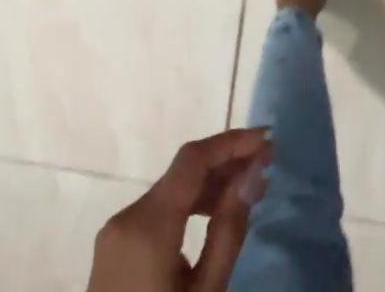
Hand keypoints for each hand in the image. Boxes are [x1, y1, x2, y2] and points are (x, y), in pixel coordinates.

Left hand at [86, 128, 272, 291]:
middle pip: (181, 172)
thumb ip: (228, 230)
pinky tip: (217, 212)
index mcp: (147, 225)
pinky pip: (157, 211)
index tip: (268, 139)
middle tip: (270, 163)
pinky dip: (189, 204)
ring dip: (210, 183)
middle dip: (226, 161)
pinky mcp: (114, 245)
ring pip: (170, 190)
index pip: (192, 161)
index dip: (231, 142)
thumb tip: (251, 176)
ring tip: (253, 187)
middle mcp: (126, 216)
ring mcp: (116, 230)